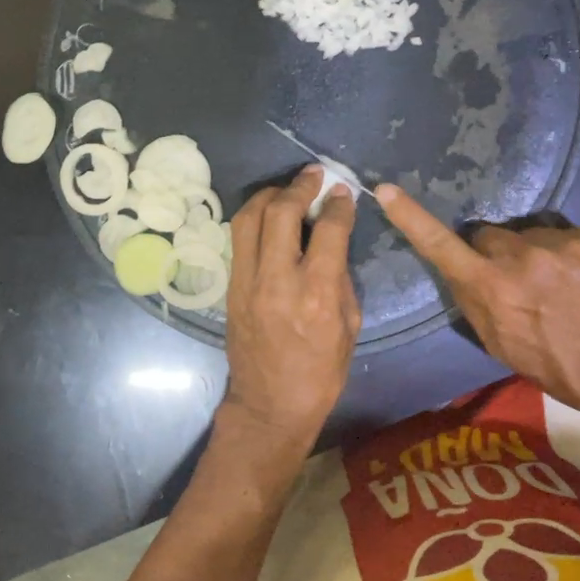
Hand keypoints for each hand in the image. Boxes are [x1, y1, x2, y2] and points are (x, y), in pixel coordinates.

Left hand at [222, 166, 361, 446]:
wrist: (270, 404)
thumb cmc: (321, 373)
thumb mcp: (349, 327)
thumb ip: (340, 278)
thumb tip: (332, 241)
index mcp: (316, 295)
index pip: (327, 230)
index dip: (337, 204)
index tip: (342, 191)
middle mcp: (277, 281)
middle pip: (280, 213)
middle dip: (298, 186)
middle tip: (313, 176)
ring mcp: (246, 283)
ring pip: (247, 220)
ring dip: (268, 196)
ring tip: (285, 189)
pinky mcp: (229, 289)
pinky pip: (238, 241)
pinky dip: (253, 221)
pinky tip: (268, 217)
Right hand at [374, 183, 579, 421]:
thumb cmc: (562, 372)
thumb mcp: (502, 347)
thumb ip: (477, 304)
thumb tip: (465, 277)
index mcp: (492, 289)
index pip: (440, 246)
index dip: (410, 218)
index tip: (387, 191)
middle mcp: (523, 257)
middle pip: (490, 237)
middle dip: (494, 254)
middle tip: (516, 283)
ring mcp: (566, 243)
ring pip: (534, 236)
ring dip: (538, 254)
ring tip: (563, 287)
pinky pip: (574, 238)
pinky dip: (576, 257)